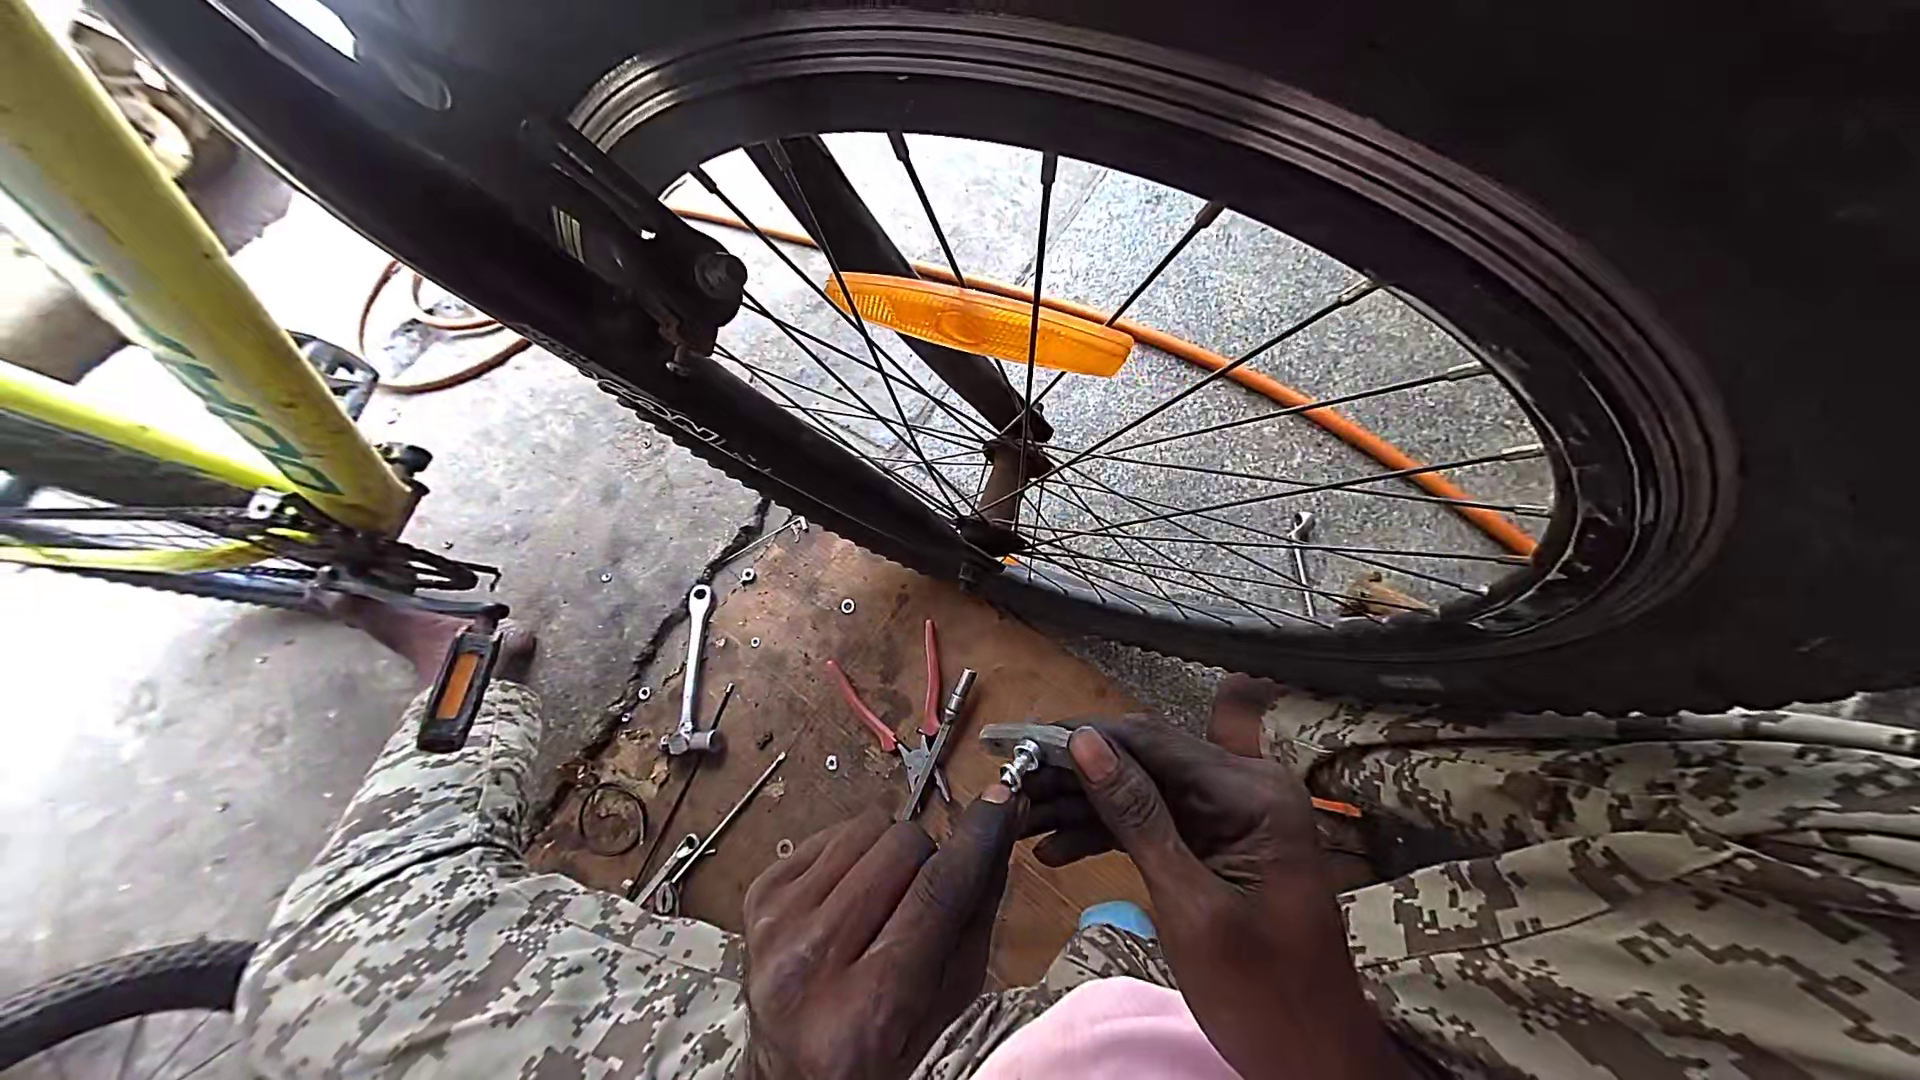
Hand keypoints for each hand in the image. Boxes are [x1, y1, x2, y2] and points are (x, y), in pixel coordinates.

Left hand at [742, 788, 1021, 1079]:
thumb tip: (999, 825)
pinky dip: (854, 851)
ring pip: (868, 826)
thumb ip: (976, 910)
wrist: (793, 1071)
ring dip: (890, 851)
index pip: (937, 892)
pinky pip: (832, 830)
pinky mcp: (760, 894)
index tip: (1000, 799)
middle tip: (920, 895)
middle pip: (903, 846)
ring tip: (883, 896)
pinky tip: (849, 894)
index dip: (977, 838)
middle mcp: (813, 961)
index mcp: (869, 1008)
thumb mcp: (946, 999)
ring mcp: (778, 923)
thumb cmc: (881, 1047)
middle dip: (928, 858)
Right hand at [1026, 717, 1407, 1079]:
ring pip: (1135, 786)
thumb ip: (1136, 815)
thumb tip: (1083, 741)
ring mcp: (1226, 810)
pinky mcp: (1210, 835)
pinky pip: (1147, 817)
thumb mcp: (1189, 905)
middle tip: (1015, 782)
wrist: (1314, 1065)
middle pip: (1139, 759)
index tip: (1023, 741)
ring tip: (1023, 817)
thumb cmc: (1263, 997)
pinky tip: (1056, 847)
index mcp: (1251, 791)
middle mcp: (1241, 784)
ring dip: (1080, 804)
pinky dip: (1103, 831)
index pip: (1151, 742)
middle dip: (1074, 773)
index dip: (1082, 737)